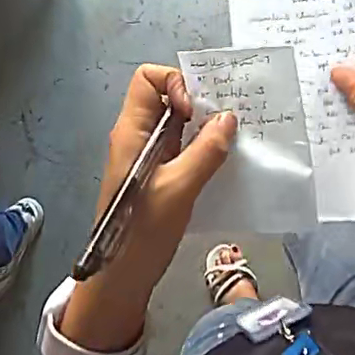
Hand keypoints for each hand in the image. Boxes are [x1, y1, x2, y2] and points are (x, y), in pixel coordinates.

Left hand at [60, 64, 236, 351]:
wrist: (121, 275)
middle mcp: (136, 135)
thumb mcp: (179, 188)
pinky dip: (201, 146)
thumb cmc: (143, 229)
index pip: (147, 79)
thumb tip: (228, 118)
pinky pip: (180, 146)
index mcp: (131, 130)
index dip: (174, 83)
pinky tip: (224, 160)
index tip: (196, 110)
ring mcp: (146, 155)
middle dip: (198, 102)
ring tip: (234, 138)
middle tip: (230, 119)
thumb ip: (205, 151)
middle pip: (164, 97)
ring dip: (203, 126)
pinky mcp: (156, 174)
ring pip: (175, 123)